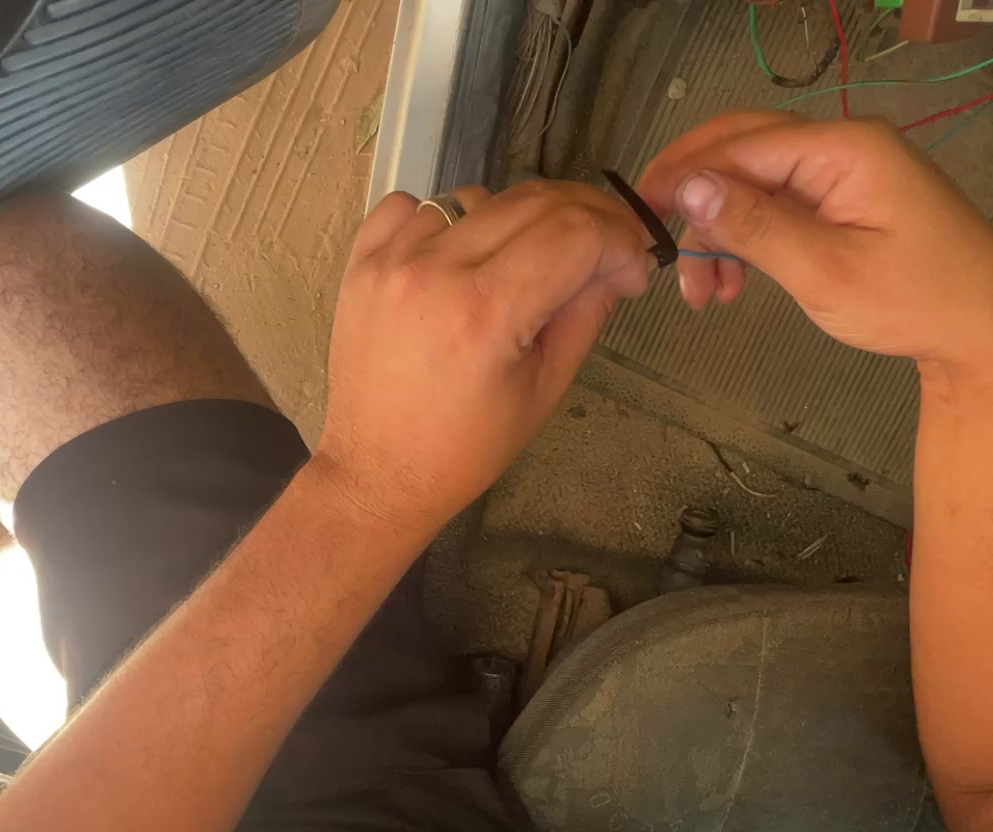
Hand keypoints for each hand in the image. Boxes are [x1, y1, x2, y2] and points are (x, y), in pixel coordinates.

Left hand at [315, 180, 652, 532]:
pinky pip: (416, 207)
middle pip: (534, 201)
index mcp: (486, 313)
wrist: (378, 473)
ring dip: (520, 220)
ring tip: (527, 265)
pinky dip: (451, 221)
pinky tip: (461, 258)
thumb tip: (616, 264)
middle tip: (603, 252)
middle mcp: (436, 270)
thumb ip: (583, 316)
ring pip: (479, 196)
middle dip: (588, 218)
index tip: (632, 268)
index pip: (576, 233)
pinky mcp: (360, 262)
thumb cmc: (464, 451)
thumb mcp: (542, 392)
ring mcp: (390, 260)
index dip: (621, 240)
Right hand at [636, 111, 992, 365]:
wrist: (979, 329)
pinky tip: (730, 286)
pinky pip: (774, 211)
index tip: (637, 214)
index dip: (683, 176)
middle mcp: (837, 149)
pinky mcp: (837, 205)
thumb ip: (754, 225)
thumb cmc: (909, 301)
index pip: (741, 147)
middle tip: (651, 238)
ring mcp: (838, 177)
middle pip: (741, 151)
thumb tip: (689, 186)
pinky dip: (744, 244)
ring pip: (752, 188)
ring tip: (701, 295)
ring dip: (717, 234)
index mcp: (841, 149)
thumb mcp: (823, 269)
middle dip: (693, 197)